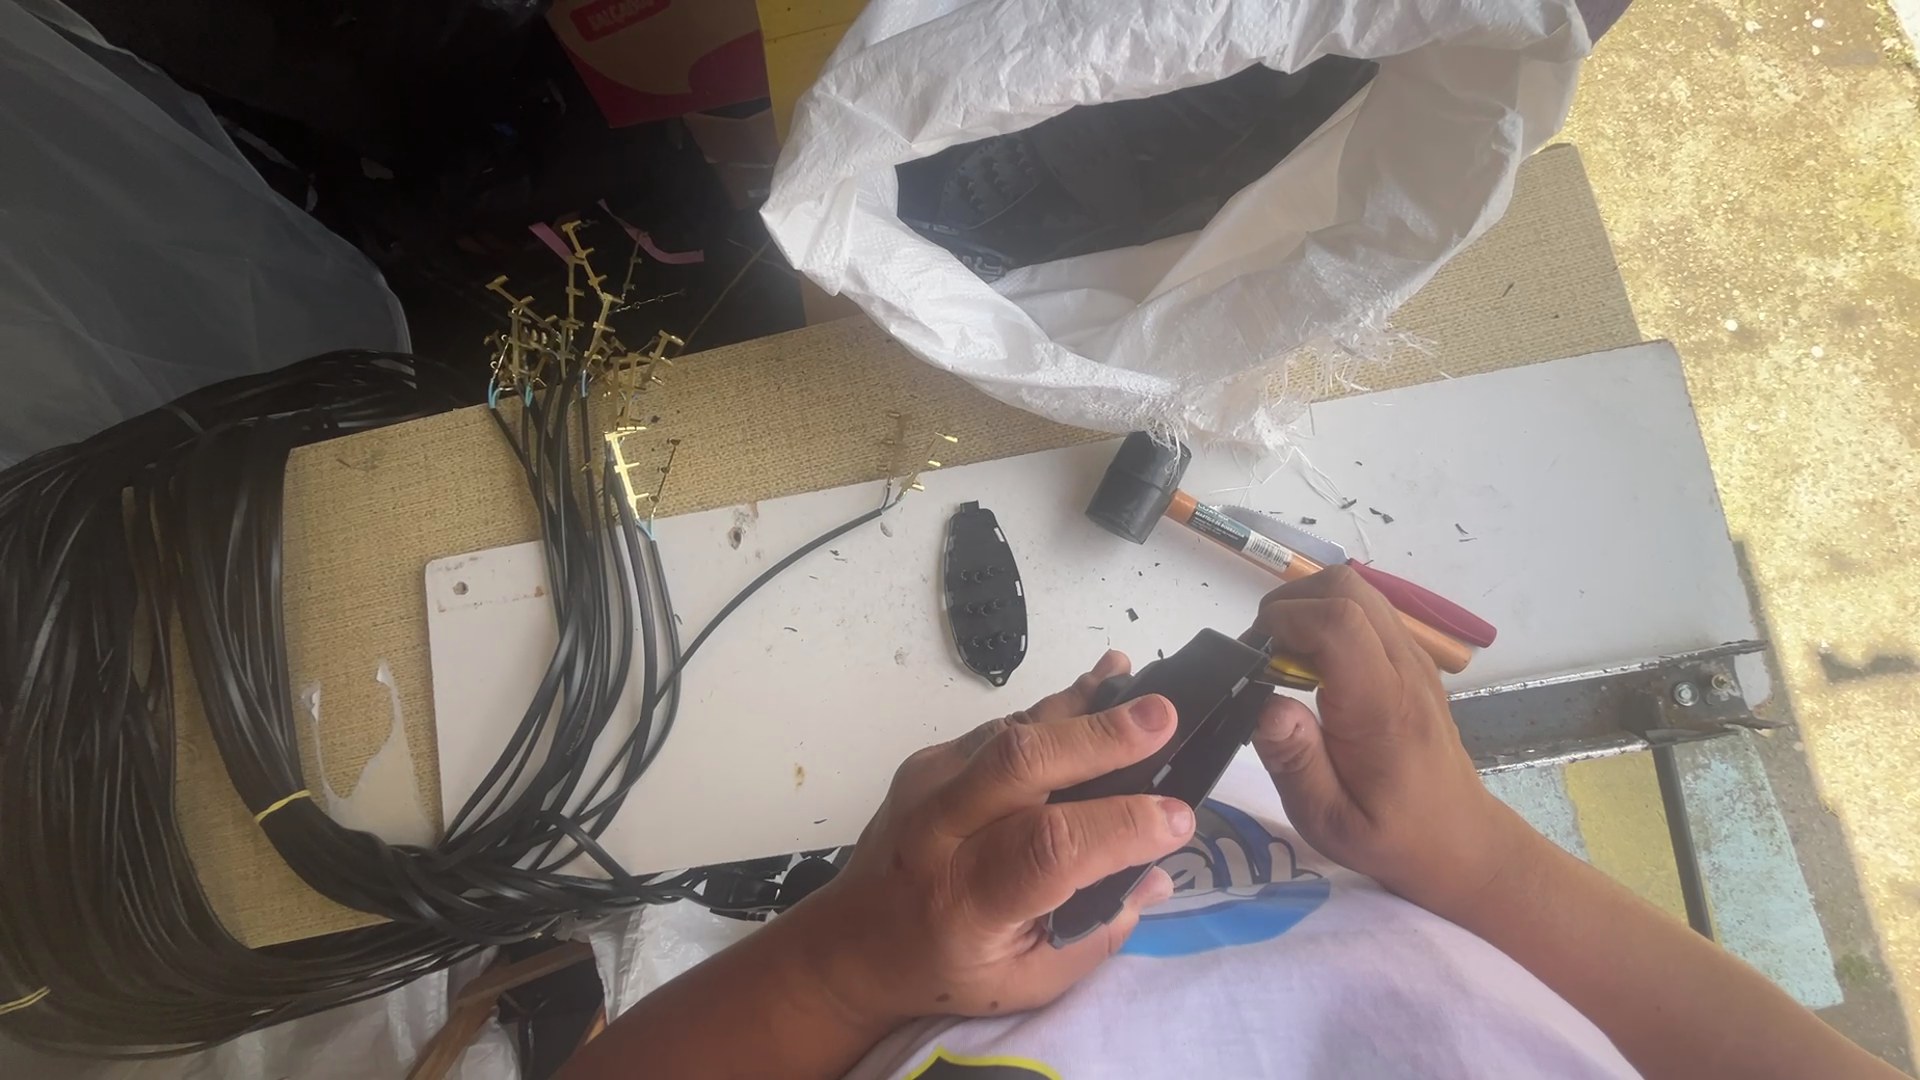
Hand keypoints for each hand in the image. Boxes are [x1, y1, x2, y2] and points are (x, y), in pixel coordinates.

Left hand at [786, 651, 1194, 1029]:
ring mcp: (930, 781)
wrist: (853, 938)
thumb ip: (1095, 932)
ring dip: (1080, 707)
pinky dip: (1054, 711)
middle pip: (1020, 763)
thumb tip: (1157, 868)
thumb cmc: (944, 969)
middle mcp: (941, 828)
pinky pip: (1001, 727)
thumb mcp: (1026, 982)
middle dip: (1098, 737)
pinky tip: (1095, 690)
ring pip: (1012, 731)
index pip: (1048, 848)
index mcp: (967, 899)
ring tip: (1134, 684)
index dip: (1118, 826)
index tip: (1177, 816)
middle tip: (1164, 717)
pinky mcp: (929, 756)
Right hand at [1249, 566, 1533, 917]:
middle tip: (1263, 654)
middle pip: (1345, 588)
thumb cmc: (1393, 838)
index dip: (1284, 621)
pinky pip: (1363, 609)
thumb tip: (1266, 704)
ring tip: (1282, 658)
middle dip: (1288, 606)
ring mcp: (1412, 658)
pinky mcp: (1409, 659)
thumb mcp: (1330, 822)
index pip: (1338, 621)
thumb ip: (1295, 763)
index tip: (1254, 657)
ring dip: (1305, 607)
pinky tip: (1310, 665)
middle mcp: (1403, 668)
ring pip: (1354, 588)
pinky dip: (1323, 618)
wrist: (1466, 845)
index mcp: (1382, 706)